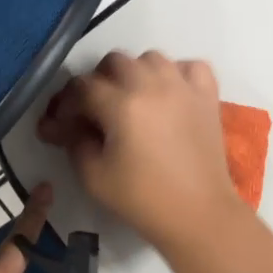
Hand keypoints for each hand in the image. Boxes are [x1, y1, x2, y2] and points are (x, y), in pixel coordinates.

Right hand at [36, 50, 244, 249]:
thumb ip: (73, 142)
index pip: (82, 86)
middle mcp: (152, 85)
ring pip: (151, 57)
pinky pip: (190, 66)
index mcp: (121, 105)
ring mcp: (183, 87)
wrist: (198, 214)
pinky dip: (176, 73)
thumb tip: (64, 125)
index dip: (67, 103)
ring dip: (135, 73)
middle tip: (95, 111)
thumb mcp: (93, 176)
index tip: (64, 123)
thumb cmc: (141, 198)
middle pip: (114, 61)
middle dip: (98, 82)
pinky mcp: (207, 96)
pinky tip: (169, 94)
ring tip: (132, 100)